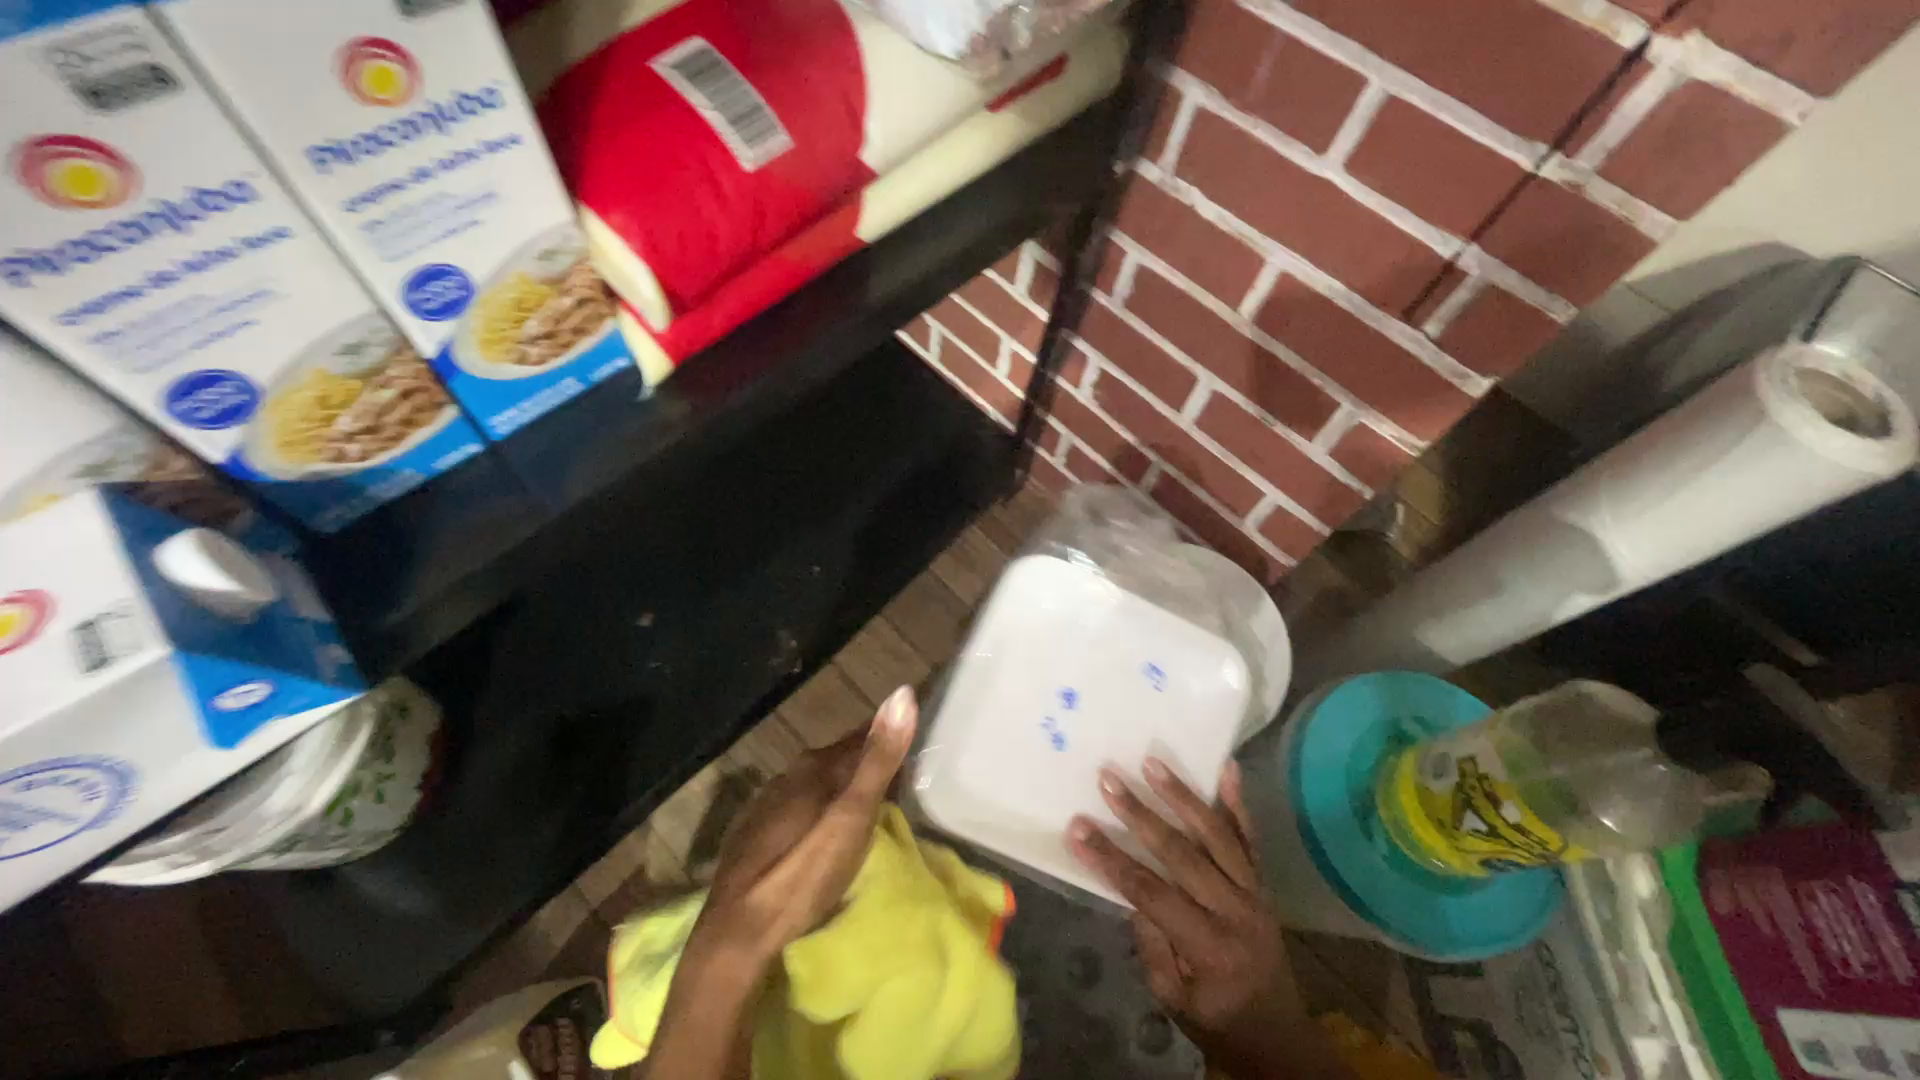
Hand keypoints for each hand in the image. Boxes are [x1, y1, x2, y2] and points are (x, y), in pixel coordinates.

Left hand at [697, 684, 919, 964]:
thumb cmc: (801, 876)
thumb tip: (903, 693)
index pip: (859, 738)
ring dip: (841, 788)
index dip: (888, 737)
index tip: (917, 737)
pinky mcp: (754, 839)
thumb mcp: (851, 819)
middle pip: (835, 762)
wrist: (735, 937)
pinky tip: (826, 830)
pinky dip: (819, 811)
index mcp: (811, 770)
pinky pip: (797, 810)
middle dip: (866, 762)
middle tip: (902, 772)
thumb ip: (878, 761)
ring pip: (814, 786)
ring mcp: (765, 809)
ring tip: (870, 800)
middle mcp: (785, 779)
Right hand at [1069, 759, 1323, 1077]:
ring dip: (1182, 796)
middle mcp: (1235, 910)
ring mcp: (1254, 893)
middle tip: (1108, 780)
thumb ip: (1151, 944)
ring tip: (1152, 763)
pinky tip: (1227, 768)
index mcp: (1207, 946)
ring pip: (1216, 835)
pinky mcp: (1263, 884)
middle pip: (1181, 854)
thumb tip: (1129, 889)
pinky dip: (1238, 802)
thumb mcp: (1172, 999)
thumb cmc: (1217, 1022)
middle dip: (1139, 815)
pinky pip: (1250, 838)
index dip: (1111, 859)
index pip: (1149, 892)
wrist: (1279, 1038)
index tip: (1078, 828)